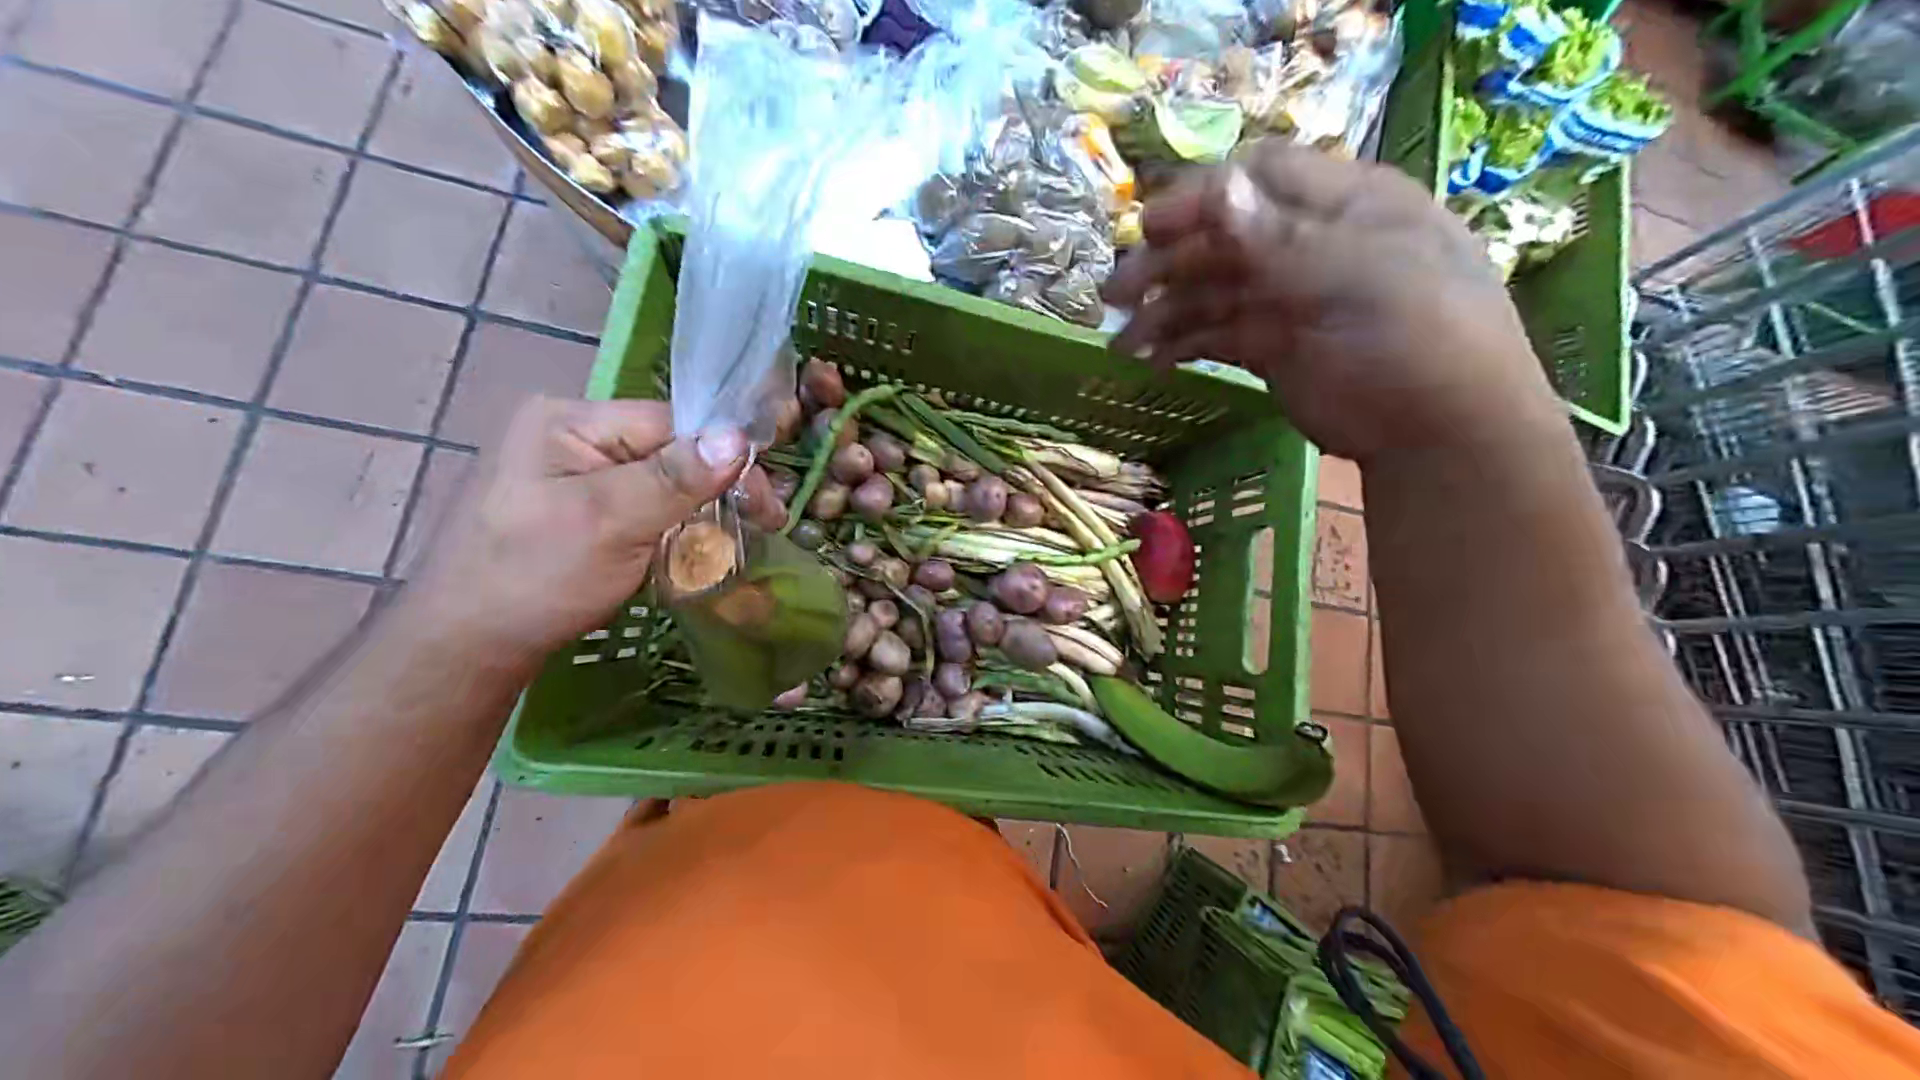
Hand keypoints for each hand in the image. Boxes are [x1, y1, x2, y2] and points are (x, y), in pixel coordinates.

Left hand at [410, 397, 787, 659]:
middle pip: (671, 451)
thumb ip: (675, 478)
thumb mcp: (610, 521)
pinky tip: (699, 548)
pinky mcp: (583, 509)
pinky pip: (647, 506)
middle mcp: (574, 436)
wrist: (467, 646)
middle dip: (717, 489)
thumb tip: (740, 435)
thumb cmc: (534, 578)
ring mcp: (577, 474)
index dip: (724, 459)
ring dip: (702, 512)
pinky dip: (677, 527)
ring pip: (664, 482)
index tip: (767, 503)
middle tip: (763, 525)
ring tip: (738, 541)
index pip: (671, 424)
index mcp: (570, 420)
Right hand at [1103, 141, 1563, 461]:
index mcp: (1344, 205)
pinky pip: (1215, 335)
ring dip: (1163, 313)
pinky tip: (1151, 362)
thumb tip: (1217, 189)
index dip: (1199, 198)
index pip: (1257, 179)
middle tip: (1114, 296)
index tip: (1146, 229)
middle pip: (1221, 238)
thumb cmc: (1416, 341)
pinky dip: (1181, 346)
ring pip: (1210, 291)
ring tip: (1123, 344)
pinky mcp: (1271, 345)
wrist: (1439, 435)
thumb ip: (1279, 239)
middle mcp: (1309, 243)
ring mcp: (1287, 298)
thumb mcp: (1353, 279)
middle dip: (1165, 263)